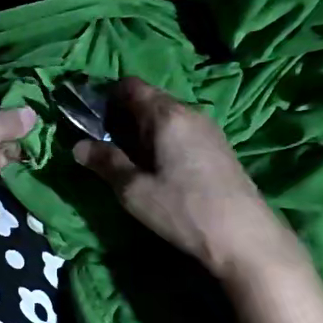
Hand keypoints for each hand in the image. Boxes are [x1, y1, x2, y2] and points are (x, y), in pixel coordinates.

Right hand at [73, 77, 296, 279]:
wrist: (244, 236)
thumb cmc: (183, 210)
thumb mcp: (134, 191)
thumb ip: (106, 163)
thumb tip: (77, 146)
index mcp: (166, 115)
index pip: (130, 86)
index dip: (106, 98)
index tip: (90, 121)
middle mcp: (189, 112)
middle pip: (149, 99)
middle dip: (123, 116)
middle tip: (104, 145)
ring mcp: (208, 129)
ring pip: (166, 117)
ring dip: (143, 130)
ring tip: (128, 160)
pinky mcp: (218, 148)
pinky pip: (181, 131)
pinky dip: (162, 141)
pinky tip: (157, 169)